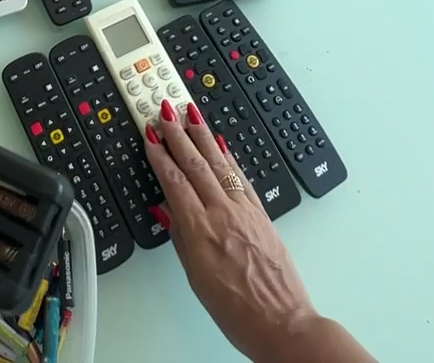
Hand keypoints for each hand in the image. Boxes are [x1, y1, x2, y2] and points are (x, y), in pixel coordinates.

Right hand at [145, 102, 374, 362]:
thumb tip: (164, 209)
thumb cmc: (236, 310)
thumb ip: (180, 236)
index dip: (160, 154)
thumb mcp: (195, 278)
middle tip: (166, 109)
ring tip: (190, 112)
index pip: (174, 181)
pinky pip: (241, 176)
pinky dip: (228, 156)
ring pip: (219, 162)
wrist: (283, 324)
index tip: (150, 134)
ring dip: (202, 134)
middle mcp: (222, 212)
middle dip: (178, 133)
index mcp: (201, 229)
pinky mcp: (261, 213)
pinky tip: (220, 143)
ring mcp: (244, 210)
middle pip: (195, 163)